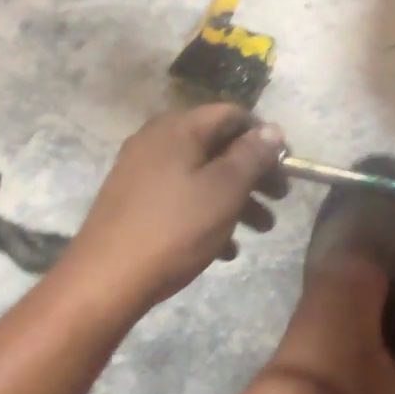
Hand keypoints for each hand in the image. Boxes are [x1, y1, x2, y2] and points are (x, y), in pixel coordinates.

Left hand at [65, 105, 287, 307]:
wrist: (107, 278)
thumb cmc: (175, 228)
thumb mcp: (224, 190)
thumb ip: (252, 156)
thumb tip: (272, 130)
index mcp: (177, 128)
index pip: (232, 115)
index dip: (264, 137)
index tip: (287, 167)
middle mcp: (156, 141)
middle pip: (217, 147)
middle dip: (253, 173)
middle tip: (280, 200)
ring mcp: (141, 172)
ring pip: (201, 176)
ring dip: (236, 199)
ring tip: (262, 230)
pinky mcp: (134, 203)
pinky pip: (181, 198)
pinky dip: (207, 215)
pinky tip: (225, 249)